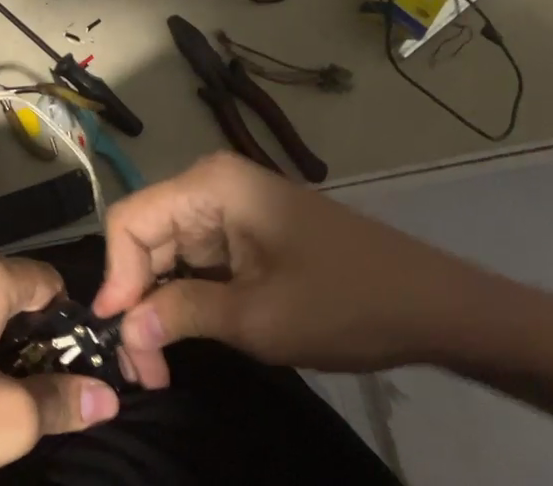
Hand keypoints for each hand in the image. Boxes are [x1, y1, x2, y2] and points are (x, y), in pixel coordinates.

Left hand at [0, 249, 119, 485]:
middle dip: (39, 344)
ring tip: (9, 411)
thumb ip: (59, 401)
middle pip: (13, 298)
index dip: (77, 327)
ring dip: (1, 357)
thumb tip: (106, 394)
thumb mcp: (3, 422)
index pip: (51, 283)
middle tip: (54, 401)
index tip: (92, 376)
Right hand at [93, 152, 501, 384]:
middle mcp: (212, 185)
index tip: (115, 333)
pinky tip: (184, 333)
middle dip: (136, 298)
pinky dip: (185, 297)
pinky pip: (196, 259)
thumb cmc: (347, 303)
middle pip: (146, 236)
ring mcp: (230, 207)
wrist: (437, 307)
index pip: (130, 221)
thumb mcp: (258, 318)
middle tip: (140, 367)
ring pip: (167, 252)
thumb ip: (183, 314)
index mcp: (211, 186)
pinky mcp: (246, 232)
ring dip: (158, 303)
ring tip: (157, 364)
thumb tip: (125, 327)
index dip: (115, 276)